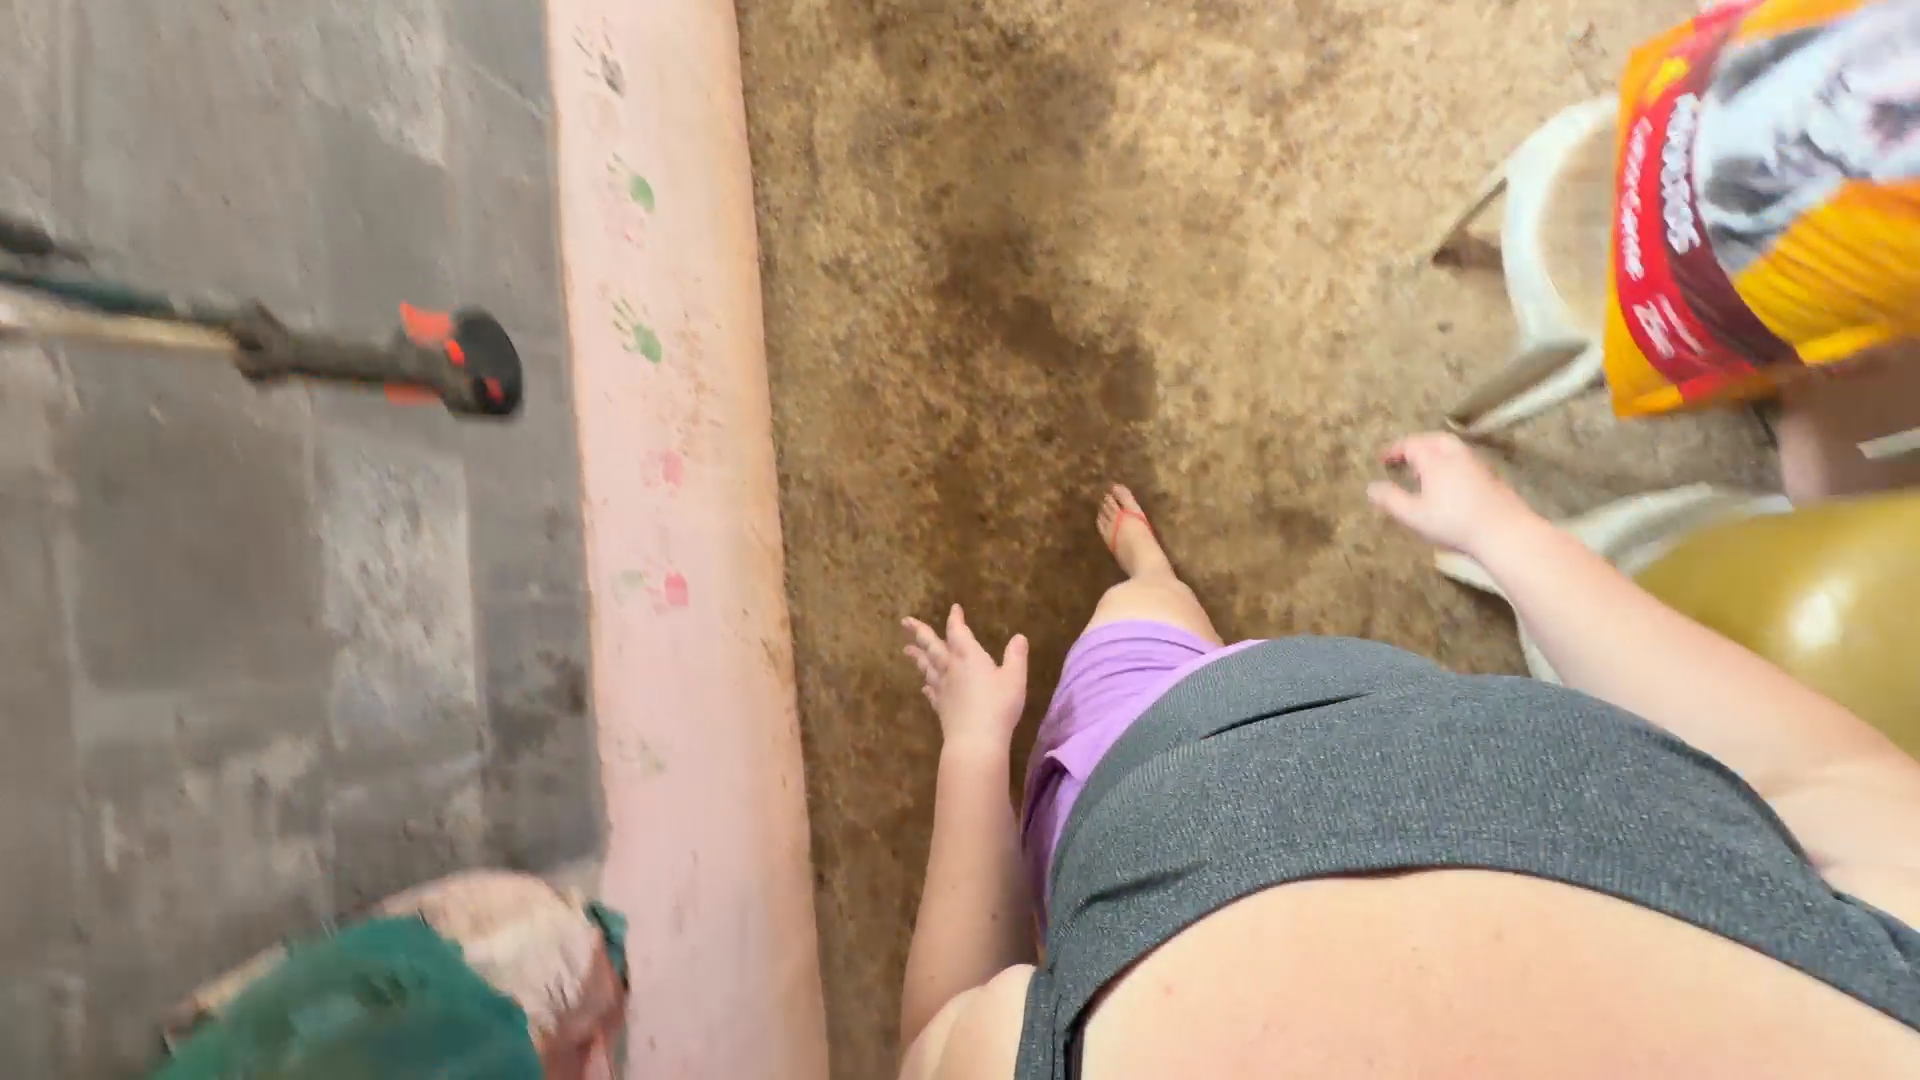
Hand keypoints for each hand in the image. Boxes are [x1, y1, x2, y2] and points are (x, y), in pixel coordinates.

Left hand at [902, 605, 1028, 752]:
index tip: (954, 608)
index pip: (958, 632)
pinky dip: (927, 686)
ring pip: (926, 667)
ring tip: (907, 649)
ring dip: (917, 656)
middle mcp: (951, 668)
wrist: (975, 740)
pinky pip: (930, 692)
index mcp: (968, 656)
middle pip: (932, 646)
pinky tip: (924, 686)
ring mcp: (942, 688)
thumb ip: (1016, 656)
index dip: (955, 619)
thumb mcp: (1014, 678)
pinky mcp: (940, 707)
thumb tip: (1019, 636)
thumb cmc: (998, 705)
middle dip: (920, 632)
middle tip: (905, 621)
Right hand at [1366, 432, 1540, 554]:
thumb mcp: (1413, 515)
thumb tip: (1371, 487)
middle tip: (1404, 456)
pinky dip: (1449, 462)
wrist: (1504, 532)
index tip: (1382, 459)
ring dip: (1434, 452)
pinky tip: (1446, 482)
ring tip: (1422, 469)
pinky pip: (1464, 461)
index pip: (1412, 445)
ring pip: (1453, 449)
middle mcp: (1457, 457)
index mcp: (1436, 461)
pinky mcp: (1490, 478)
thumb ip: (1390, 499)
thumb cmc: (1453, 522)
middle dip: (1417, 444)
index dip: (1394, 449)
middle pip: (1436, 439)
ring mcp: (1477, 466)